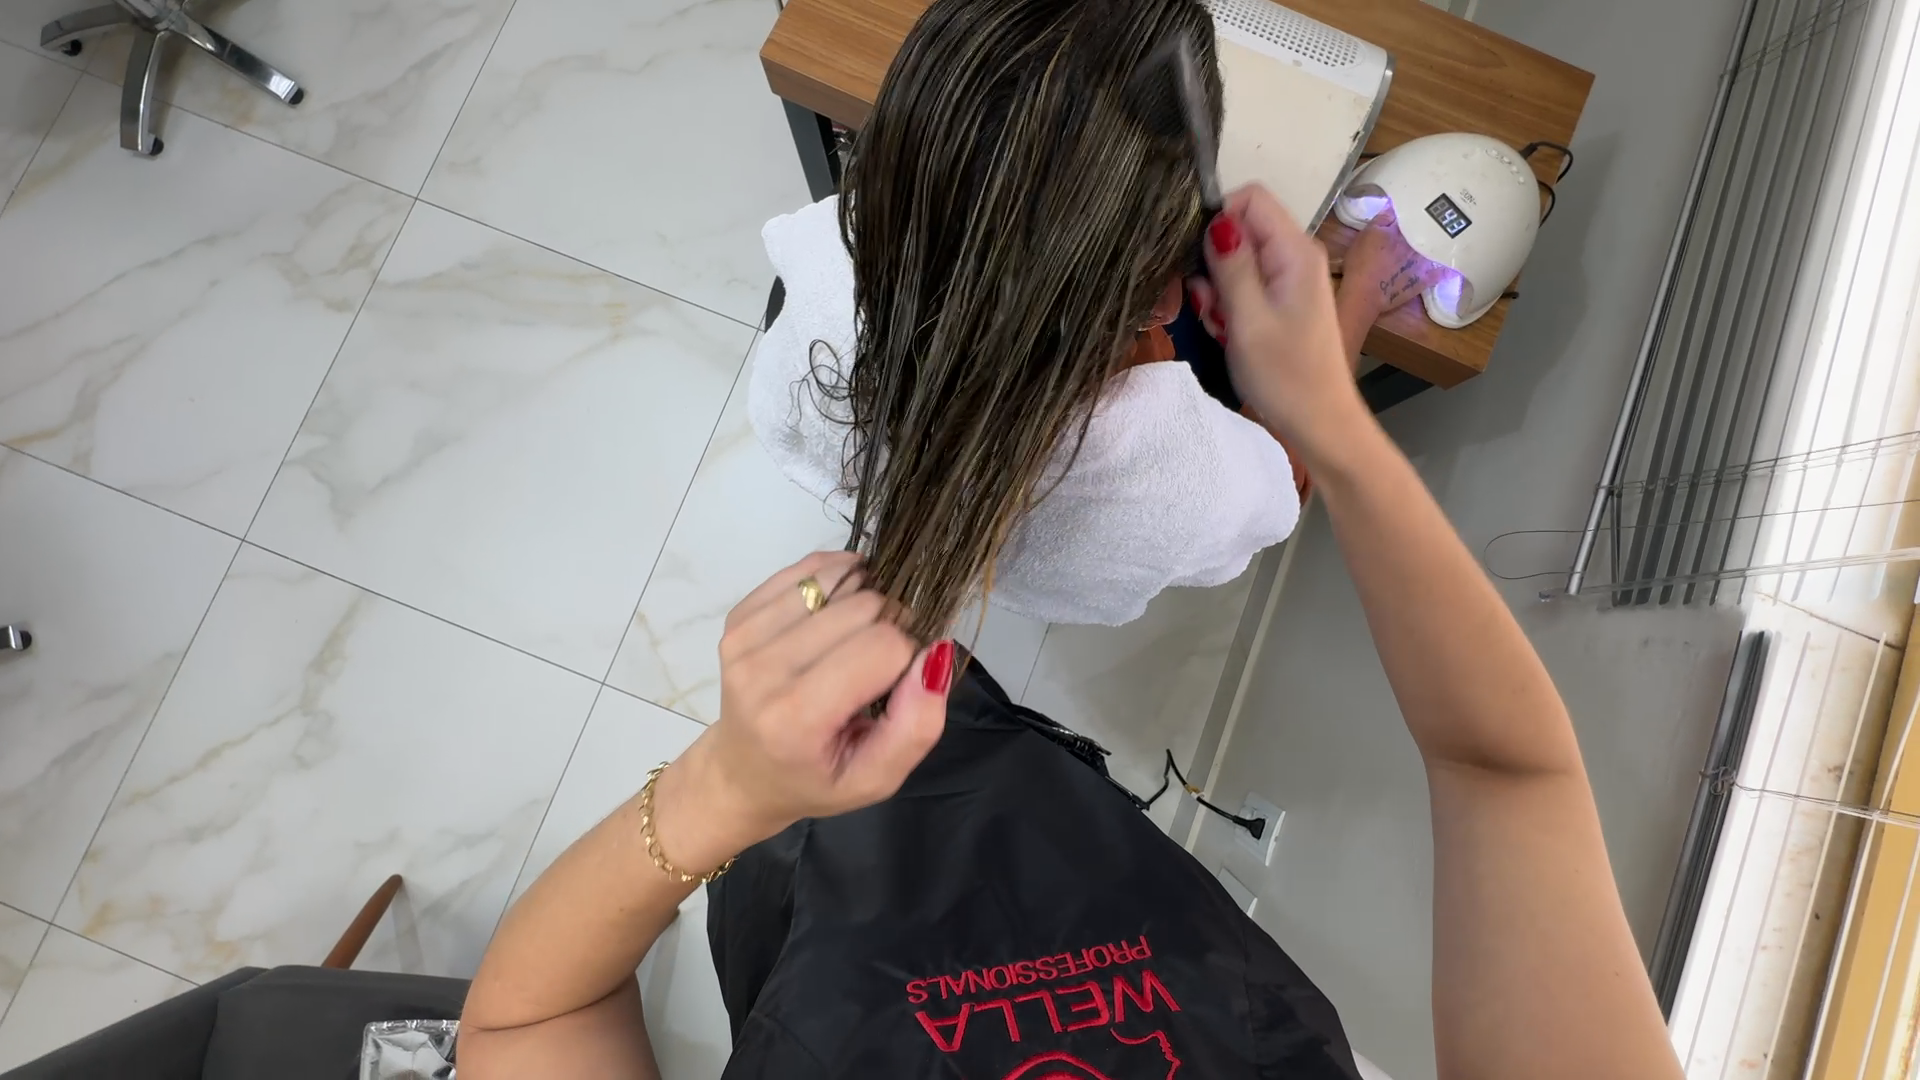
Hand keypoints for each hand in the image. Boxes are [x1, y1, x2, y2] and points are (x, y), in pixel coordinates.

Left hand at [651, 552, 951, 871]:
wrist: (743, 773)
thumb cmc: (816, 779)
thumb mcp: (877, 778)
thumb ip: (917, 725)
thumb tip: (936, 652)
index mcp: (796, 719)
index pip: (883, 646)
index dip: (908, 656)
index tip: (900, 681)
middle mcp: (762, 671)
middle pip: (864, 605)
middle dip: (889, 625)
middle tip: (880, 663)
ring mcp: (745, 638)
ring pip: (839, 578)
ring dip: (864, 598)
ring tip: (858, 636)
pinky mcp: (739, 615)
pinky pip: (808, 567)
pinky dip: (837, 579)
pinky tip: (839, 610)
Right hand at [1188, 184, 1369, 453]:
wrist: (1317, 421)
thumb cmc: (1284, 375)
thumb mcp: (1248, 320)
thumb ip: (1231, 267)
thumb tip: (1215, 220)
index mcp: (1293, 251)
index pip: (1249, 198)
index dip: (1215, 220)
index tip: (1196, 262)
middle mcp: (1293, 256)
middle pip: (1238, 232)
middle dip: (1211, 264)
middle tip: (1207, 306)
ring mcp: (1286, 280)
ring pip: (1234, 264)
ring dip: (1215, 293)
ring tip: (1220, 327)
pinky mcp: (1279, 303)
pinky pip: (1242, 289)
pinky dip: (1226, 309)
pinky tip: (1228, 335)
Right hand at [1336, 210, 1445, 318]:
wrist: (1363, 295)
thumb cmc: (1361, 264)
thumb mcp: (1366, 235)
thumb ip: (1382, 219)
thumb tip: (1395, 204)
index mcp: (1405, 230)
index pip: (1417, 216)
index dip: (1420, 211)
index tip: (1424, 206)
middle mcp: (1419, 244)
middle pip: (1432, 231)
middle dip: (1436, 226)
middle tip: (1444, 219)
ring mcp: (1424, 262)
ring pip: (1440, 248)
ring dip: (1446, 243)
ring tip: (1452, 238)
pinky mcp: (1423, 280)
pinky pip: (1442, 272)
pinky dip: (1449, 269)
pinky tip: (1455, 265)